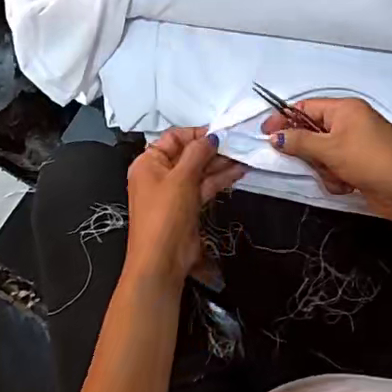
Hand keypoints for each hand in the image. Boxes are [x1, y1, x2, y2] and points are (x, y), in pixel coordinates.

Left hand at [124, 128, 245, 284]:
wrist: (162, 259)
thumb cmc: (164, 215)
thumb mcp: (181, 178)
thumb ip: (197, 153)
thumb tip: (211, 137)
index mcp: (148, 163)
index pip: (173, 138)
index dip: (196, 134)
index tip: (220, 132)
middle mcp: (159, 175)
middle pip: (188, 155)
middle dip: (212, 149)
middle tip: (237, 143)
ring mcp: (174, 192)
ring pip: (199, 171)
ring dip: (220, 164)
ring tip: (243, 155)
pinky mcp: (187, 207)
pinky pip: (204, 187)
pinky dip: (220, 179)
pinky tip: (238, 172)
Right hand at [262, 98, 391, 224]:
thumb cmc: (371, 161)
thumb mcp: (330, 149)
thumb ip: (298, 141)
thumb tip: (274, 136)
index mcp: (345, 109)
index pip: (305, 108)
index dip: (284, 120)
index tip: (265, 134)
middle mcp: (349, 123)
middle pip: (311, 134)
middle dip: (311, 153)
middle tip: (317, 162)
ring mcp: (354, 145)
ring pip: (320, 156)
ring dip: (324, 170)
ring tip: (340, 176)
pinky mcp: (358, 165)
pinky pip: (333, 169)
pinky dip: (336, 179)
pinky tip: (349, 184)